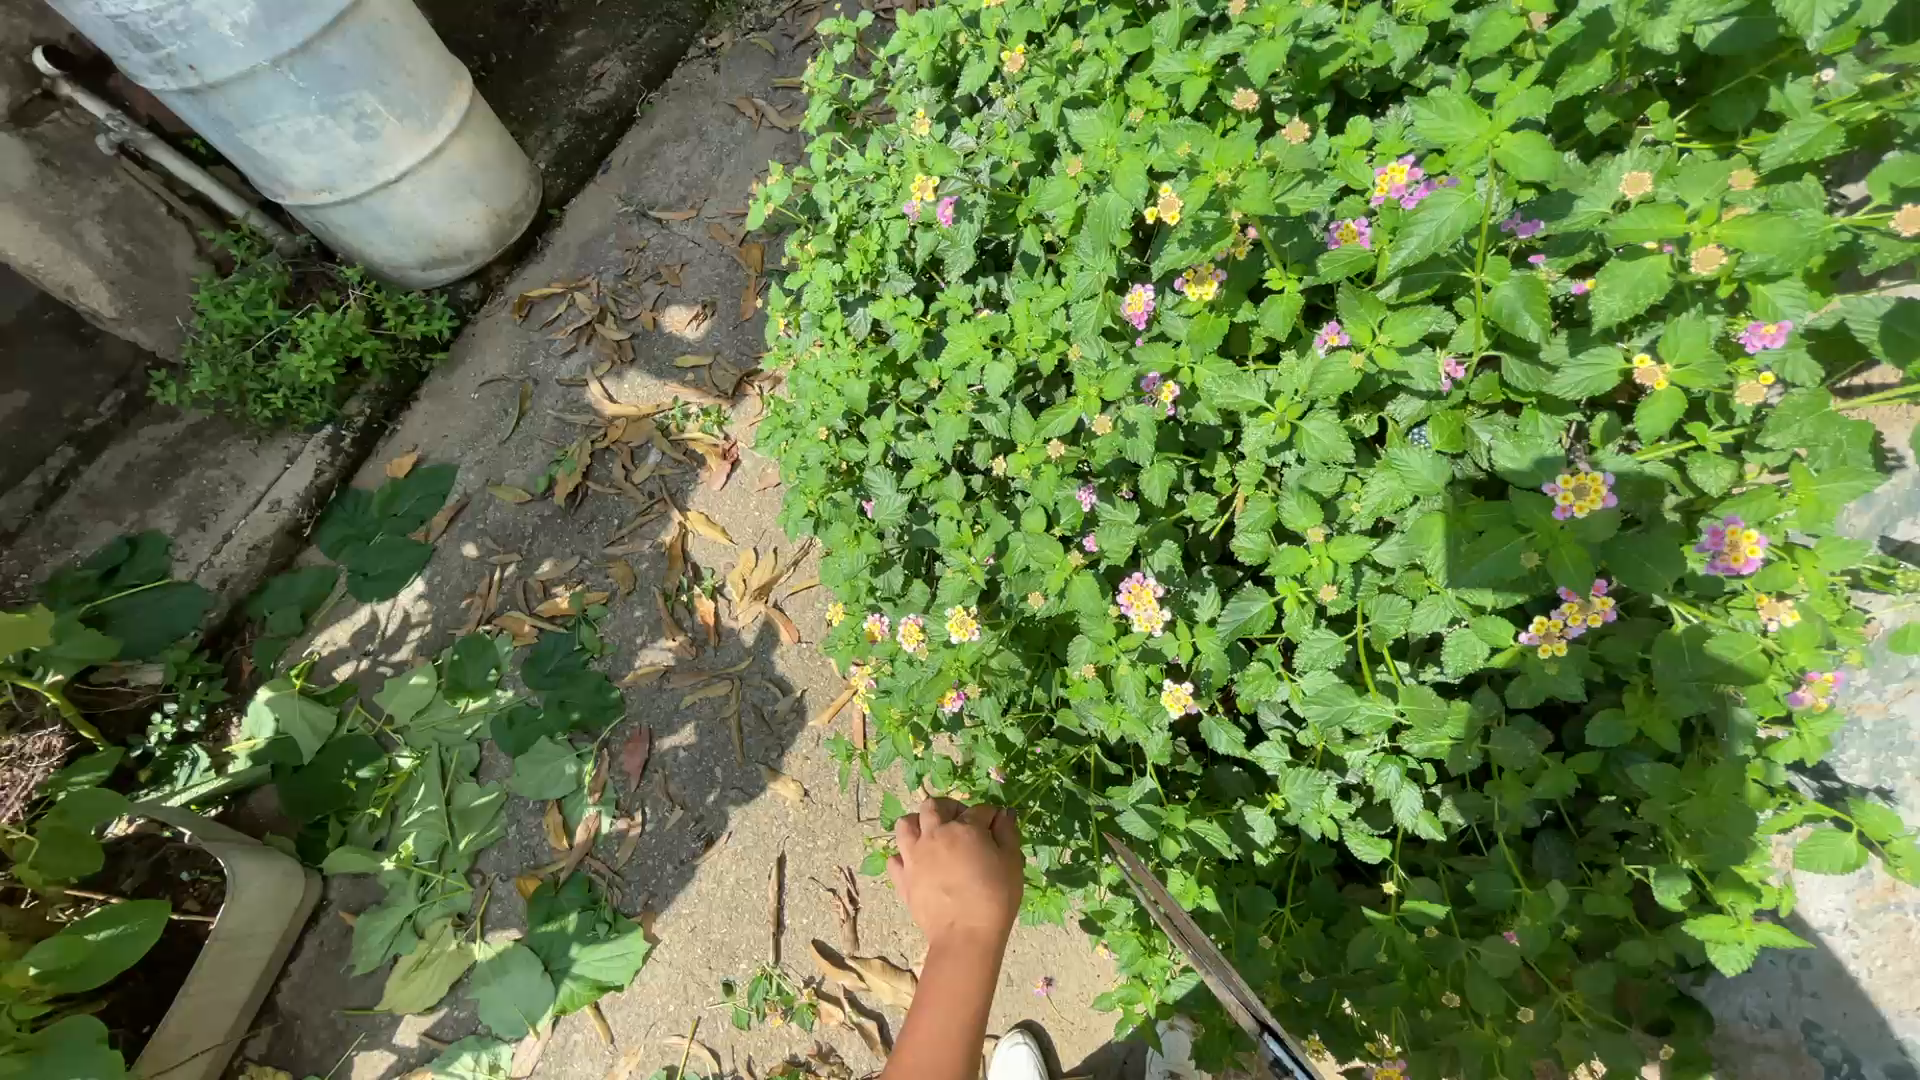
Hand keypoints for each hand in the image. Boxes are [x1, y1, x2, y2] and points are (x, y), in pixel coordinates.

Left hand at [887, 797, 1023, 949]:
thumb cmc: (995, 898)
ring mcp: (914, 855)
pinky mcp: (902, 878)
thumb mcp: (1012, 862)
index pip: (978, 810)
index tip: (996, 825)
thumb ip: (1007, 833)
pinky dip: (903, 857)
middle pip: (933, 806)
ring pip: (905, 824)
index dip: (990, 815)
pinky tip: (917, 864)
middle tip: (960, 823)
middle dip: (948, 808)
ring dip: (917, 824)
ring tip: (930, 836)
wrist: (966, 936)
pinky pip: (894, 859)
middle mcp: (934, 834)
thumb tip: (1003, 814)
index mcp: (964, 828)